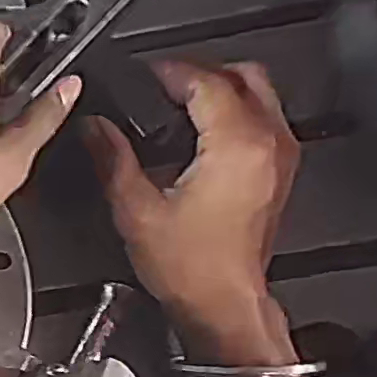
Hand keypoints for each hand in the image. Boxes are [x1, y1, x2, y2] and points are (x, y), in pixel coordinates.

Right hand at [81, 61, 299, 363]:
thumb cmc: (191, 270)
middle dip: (200, 73)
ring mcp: (280, 158)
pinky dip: (235, 116)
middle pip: (242, 74)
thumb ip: (114, 161)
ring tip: (180, 110)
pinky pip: (264, 122)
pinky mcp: (279, 175)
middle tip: (163, 87)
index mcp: (236, 144)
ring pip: (259, 95)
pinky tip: (204, 139)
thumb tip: (96, 129)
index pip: (205, 80)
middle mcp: (268, 142)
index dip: (170, 72)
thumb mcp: (138, 212)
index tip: (144, 76)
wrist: (222, 305)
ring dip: (220, 92)